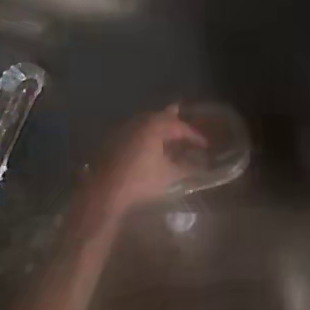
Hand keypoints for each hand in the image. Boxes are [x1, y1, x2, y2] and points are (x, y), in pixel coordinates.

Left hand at [75, 105, 208, 223]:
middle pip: (161, 118)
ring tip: (169, 131)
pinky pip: (135, 131)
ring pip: (146, 122)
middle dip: (175, 122)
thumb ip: (187, 167)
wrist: (104, 191)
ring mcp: (123, 130)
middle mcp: (139, 122)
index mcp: (155, 126)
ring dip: (159, 126)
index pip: (180, 127)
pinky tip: (149, 144)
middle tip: (186, 126)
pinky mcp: (112, 140)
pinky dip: (146, 134)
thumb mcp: (169, 175)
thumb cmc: (140, 181)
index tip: (205, 145)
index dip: (194, 136)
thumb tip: (202, 165)